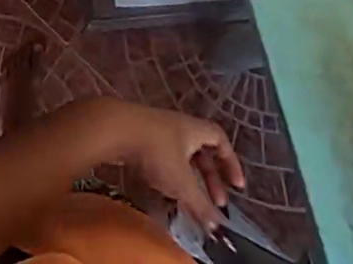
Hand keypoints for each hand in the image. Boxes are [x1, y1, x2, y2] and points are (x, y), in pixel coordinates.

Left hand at [93, 99, 245, 231]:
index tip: (237, 186)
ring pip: (182, 155)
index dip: (231, 162)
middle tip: (217, 202)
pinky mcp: (142, 138)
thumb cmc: (155, 151)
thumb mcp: (181, 182)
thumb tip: (217, 226)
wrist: (115, 129)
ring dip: (190, 179)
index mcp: (194, 129)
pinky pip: (165, 157)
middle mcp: (179, 126)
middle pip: (201, 150)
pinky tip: (167, 193)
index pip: (220, 140)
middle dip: (211, 177)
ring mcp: (158, 130)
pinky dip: (172, 176)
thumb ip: (200, 205)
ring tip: (192, 202)